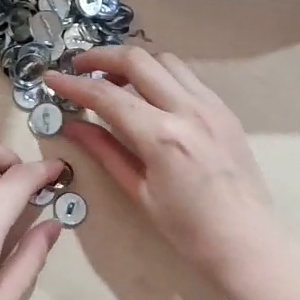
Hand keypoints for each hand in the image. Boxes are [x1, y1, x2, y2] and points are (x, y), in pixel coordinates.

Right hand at [43, 47, 288, 282]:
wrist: (248, 242)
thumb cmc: (189, 230)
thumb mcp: (139, 193)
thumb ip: (105, 152)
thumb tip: (71, 127)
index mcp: (162, 136)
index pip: (107, 96)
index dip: (74, 85)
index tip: (51, 78)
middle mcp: (188, 110)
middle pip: (138, 60)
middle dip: (102, 57)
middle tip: (78, 68)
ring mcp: (211, 106)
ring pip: (166, 60)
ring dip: (135, 63)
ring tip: (114, 82)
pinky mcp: (225, 110)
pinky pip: (188, 77)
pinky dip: (162, 75)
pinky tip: (150, 96)